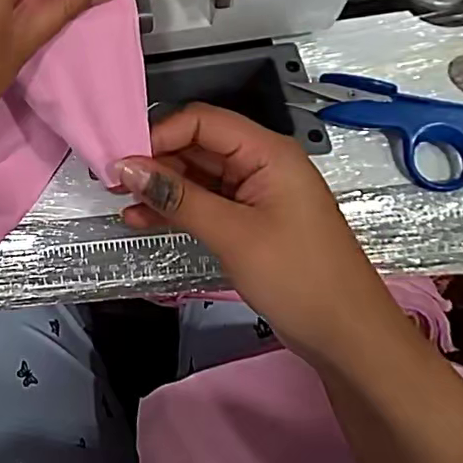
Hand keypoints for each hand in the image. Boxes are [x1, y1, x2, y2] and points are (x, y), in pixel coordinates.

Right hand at [115, 103, 405, 362]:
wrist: (349, 340)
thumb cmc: (299, 278)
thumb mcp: (232, 234)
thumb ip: (177, 197)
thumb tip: (127, 167)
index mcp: (266, 152)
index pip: (202, 122)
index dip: (160, 134)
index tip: (122, 158)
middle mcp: (259, 163)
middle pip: (197, 146)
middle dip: (155, 161)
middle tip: (113, 181)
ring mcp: (254, 193)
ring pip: (196, 176)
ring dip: (160, 188)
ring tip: (120, 201)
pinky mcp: (248, 220)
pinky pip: (205, 202)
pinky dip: (175, 209)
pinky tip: (142, 219)